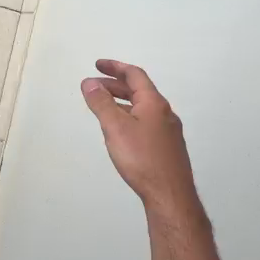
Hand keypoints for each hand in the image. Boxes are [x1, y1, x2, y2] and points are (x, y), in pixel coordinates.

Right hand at [79, 59, 198, 217]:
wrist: (169, 194)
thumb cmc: (141, 158)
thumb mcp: (115, 127)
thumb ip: (101, 103)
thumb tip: (90, 82)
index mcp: (154, 103)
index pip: (135, 75)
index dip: (115, 67)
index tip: (97, 64)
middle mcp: (164, 113)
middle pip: (139, 90)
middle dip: (115, 84)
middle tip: (93, 87)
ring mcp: (168, 131)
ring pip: (142, 107)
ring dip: (121, 101)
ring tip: (103, 107)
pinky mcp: (167, 147)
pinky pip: (145, 121)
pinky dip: (129, 116)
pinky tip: (120, 131)